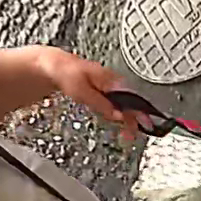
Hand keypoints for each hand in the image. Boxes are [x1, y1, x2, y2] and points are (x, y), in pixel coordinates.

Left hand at [30, 47, 151, 139]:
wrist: (54, 67)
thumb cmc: (67, 74)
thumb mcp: (83, 91)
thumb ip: (102, 105)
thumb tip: (118, 115)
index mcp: (111, 81)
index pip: (132, 98)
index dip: (140, 112)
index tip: (146, 124)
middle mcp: (112, 83)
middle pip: (129, 103)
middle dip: (135, 119)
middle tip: (135, 134)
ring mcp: (107, 88)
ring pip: (123, 105)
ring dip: (127, 119)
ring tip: (129, 134)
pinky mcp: (102, 92)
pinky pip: (115, 104)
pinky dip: (119, 115)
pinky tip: (119, 122)